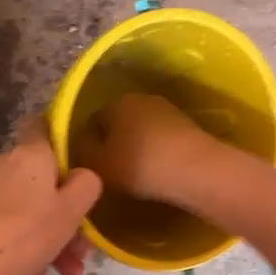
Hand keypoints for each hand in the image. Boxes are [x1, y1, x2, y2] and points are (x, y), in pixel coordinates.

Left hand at [0, 121, 102, 274]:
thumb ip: (85, 187)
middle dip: (62, 218)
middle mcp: (0, 164)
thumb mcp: (70, 213)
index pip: (43, 127)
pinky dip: (15, 246)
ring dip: (42, 240)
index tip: (73, 165)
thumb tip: (83, 176)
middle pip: (38, 183)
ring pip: (20, 210)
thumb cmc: (23, 235)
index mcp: (30, 155)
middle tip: (78, 254)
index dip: (59, 139)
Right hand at [71, 93, 233, 208]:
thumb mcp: (97, 165)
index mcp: (116, 102)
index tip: (92, 168)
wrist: (194, 170)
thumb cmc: (138, 167)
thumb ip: (82, 151)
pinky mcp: (187, 127)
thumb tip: (80, 142)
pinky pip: (161, 140)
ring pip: (141, 131)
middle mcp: (141, 99)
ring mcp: (168, 111)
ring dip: (136, 149)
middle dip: (113, 144)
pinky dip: (155, 153)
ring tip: (135, 176)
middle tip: (111, 173)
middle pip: (118, 123)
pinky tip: (156, 173)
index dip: (89, 145)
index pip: (93, 121)